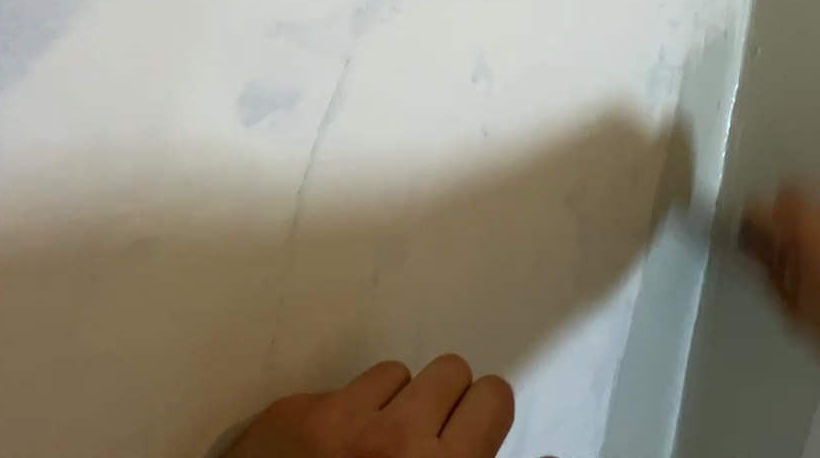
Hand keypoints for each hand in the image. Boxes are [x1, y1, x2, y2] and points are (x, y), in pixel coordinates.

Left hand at [224, 355, 514, 457]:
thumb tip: (527, 452)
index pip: (494, 397)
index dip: (478, 419)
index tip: (460, 440)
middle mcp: (397, 440)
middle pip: (450, 370)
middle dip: (436, 405)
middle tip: (412, 446)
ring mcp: (340, 422)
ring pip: (396, 373)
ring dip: (387, 407)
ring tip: (361, 452)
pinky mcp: (292, 414)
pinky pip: (342, 388)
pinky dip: (338, 417)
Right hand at [740, 185, 819, 370]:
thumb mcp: (793, 305)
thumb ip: (766, 268)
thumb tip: (749, 245)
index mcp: (798, 223)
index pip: (755, 207)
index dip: (744, 222)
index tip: (742, 240)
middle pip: (787, 193)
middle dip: (777, 213)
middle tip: (776, 246)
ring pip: (815, 198)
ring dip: (805, 215)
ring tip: (808, 252)